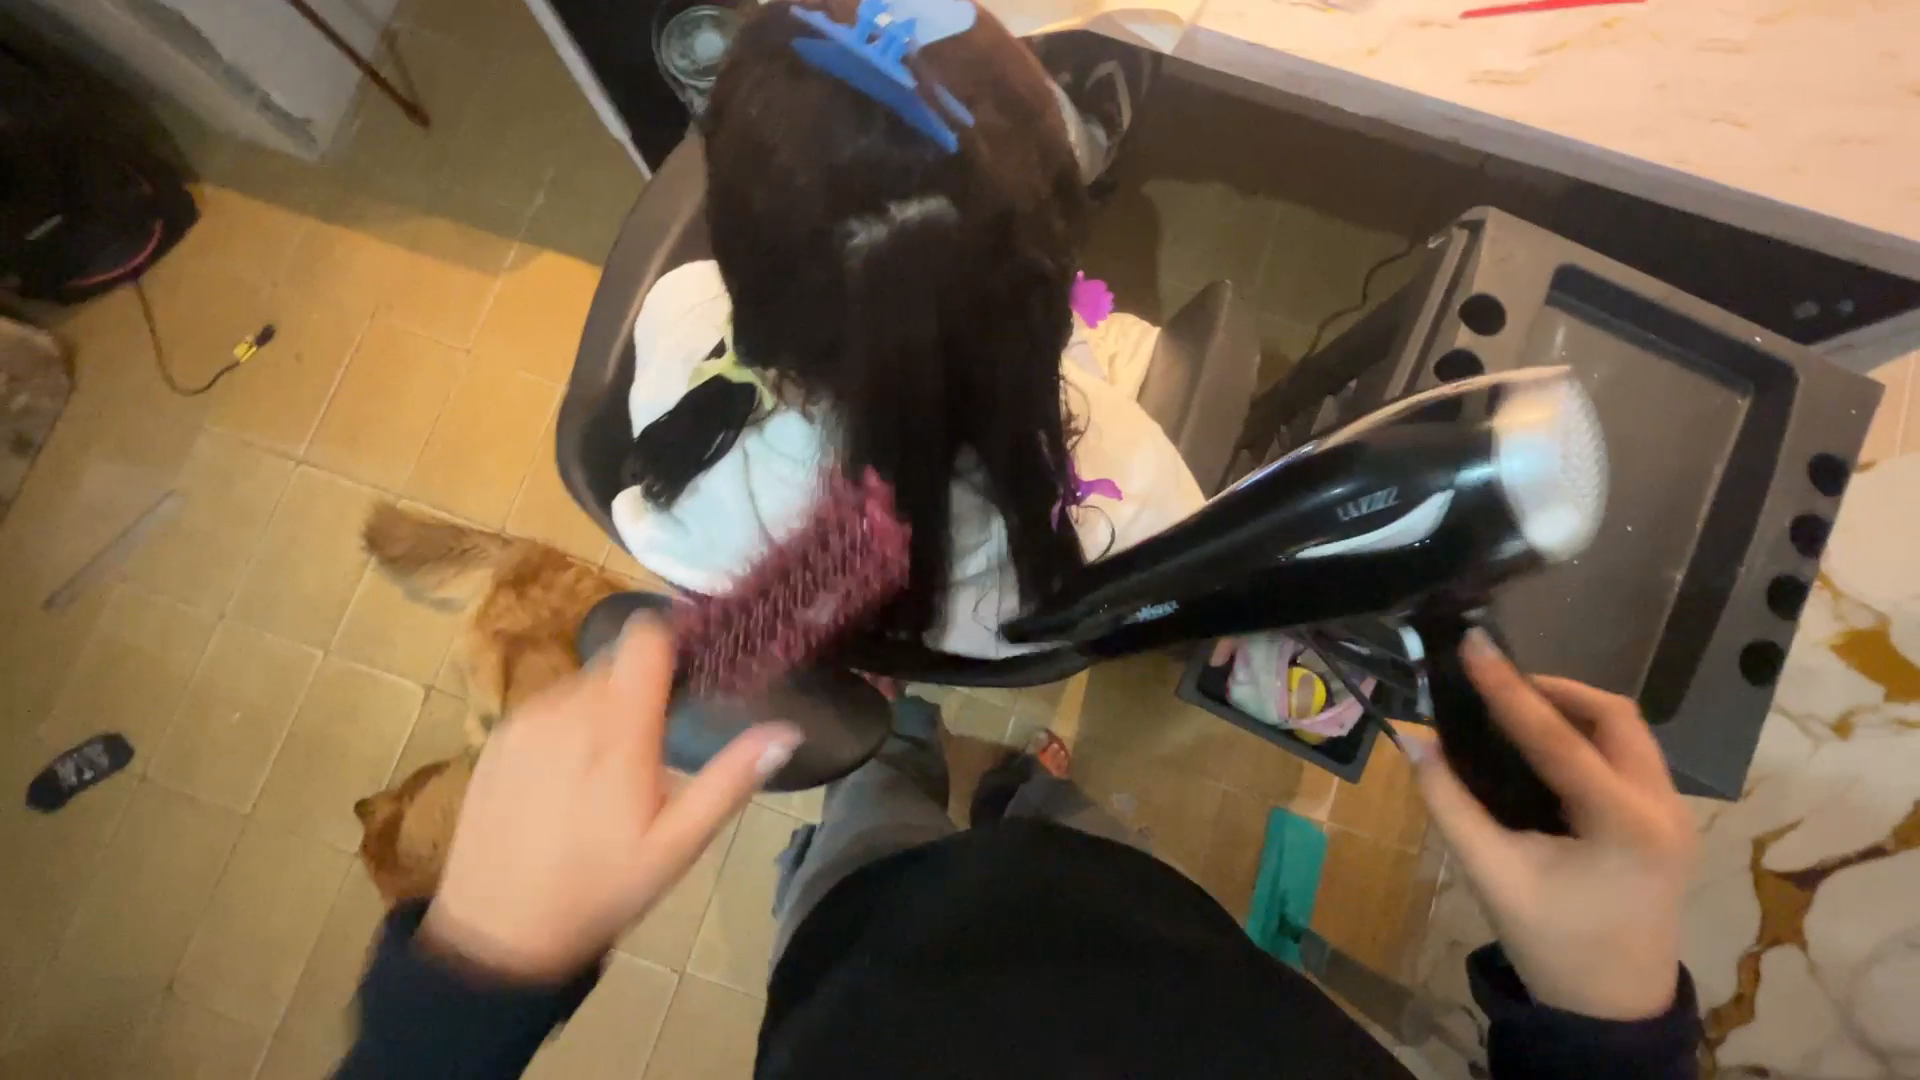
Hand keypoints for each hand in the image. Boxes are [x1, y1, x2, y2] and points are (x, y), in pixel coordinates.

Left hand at [422, 620, 802, 981]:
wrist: (495, 937)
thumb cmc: (601, 888)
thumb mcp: (679, 844)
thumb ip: (732, 779)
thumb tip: (788, 732)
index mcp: (617, 729)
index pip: (647, 639)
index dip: (675, 641)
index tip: (695, 669)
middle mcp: (567, 709)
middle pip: (620, 660)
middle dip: (645, 686)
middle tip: (660, 739)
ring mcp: (525, 721)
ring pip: (587, 681)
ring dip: (609, 704)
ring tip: (615, 764)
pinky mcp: (497, 738)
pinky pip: (551, 704)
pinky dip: (572, 722)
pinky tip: (572, 775)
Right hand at [1411, 630, 1695, 1020]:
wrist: (1611, 1003)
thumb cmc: (1549, 937)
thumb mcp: (1487, 870)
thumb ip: (1447, 801)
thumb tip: (1413, 739)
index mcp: (1624, 824)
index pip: (1557, 737)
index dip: (1507, 688)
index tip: (1474, 646)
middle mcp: (1663, 809)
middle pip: (1615, 717)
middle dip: (1554, 690)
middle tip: (1496, 684)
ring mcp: (1673, 814)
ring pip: (1628, 731)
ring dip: (1571, 708)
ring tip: (1512, 707)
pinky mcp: (1663, 821)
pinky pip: (1627, 753)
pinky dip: (1583, 733)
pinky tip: (1540, 743)